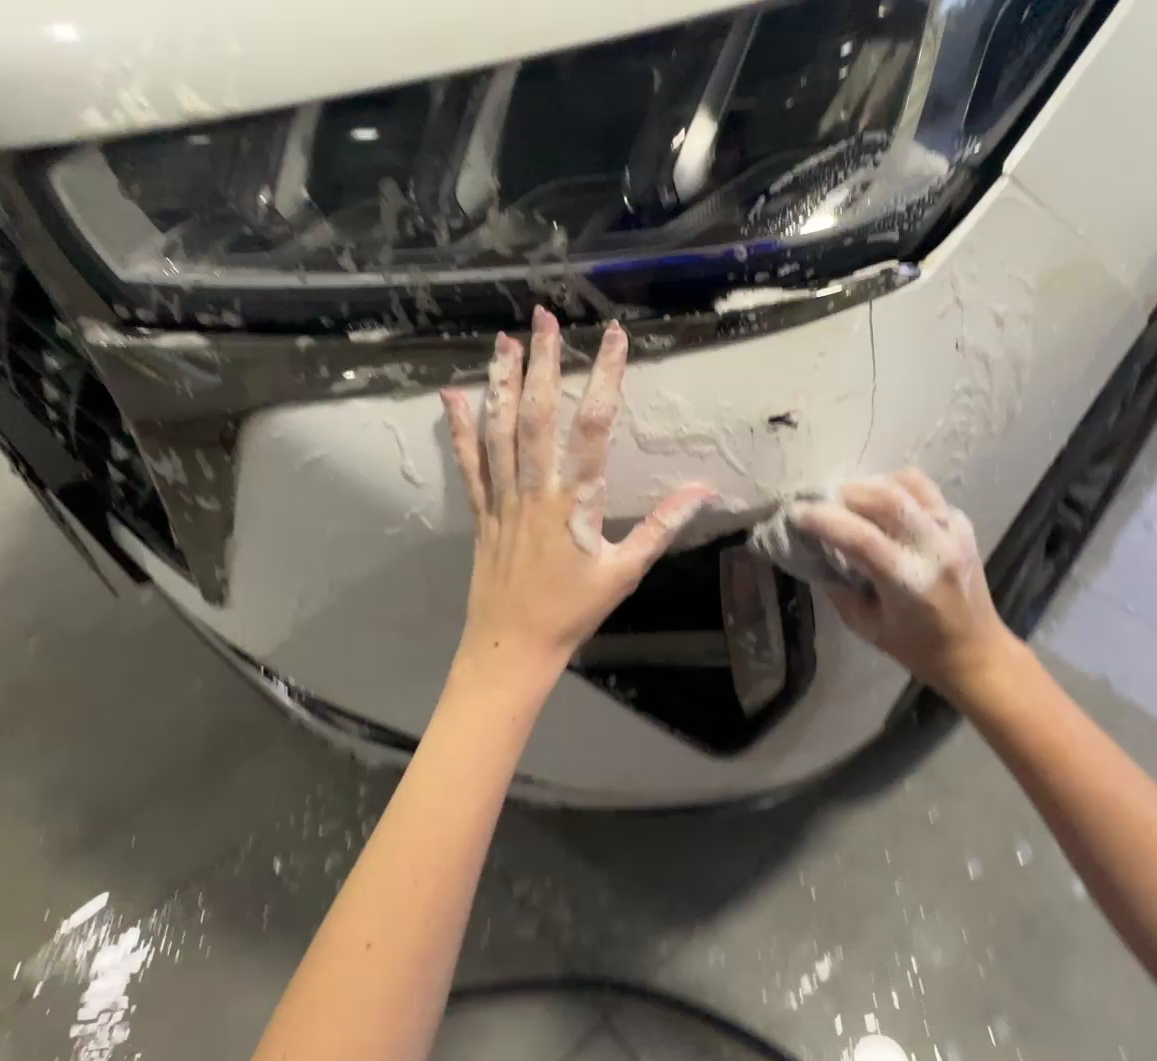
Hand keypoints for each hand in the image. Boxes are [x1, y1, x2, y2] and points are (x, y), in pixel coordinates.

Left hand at [441, 307, 713, 673]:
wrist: (513, 646)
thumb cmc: (574, 612)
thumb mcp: (625, 572)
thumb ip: (661, 527)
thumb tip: (703, 492)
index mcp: (574, 502)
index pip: (593, 427)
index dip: (605, 378)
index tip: (615, 337)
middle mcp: (534, 490)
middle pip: (536, 415)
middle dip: (542, 362)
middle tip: (544, 317)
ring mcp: (502, 499)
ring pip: (499, 431)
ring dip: (501, 382)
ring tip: (503, 339)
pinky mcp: (481, 512)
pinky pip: (469, 464)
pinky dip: (460, 428)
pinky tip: (452, 395)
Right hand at [794, 470, 1021, 695]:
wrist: (976, 651)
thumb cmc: (917, 647)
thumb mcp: (866, 626)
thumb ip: (838, 586)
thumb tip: (815, 550)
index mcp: (909, 582)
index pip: (861, 537)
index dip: (824, 520)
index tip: (796, 514)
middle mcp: (934, 549)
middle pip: (886, 498)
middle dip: (845, 493)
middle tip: (820, 501)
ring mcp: (952, 530)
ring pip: (907, 483)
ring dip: (870, 484)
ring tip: (849, 500)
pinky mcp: (960, 522)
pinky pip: (923, 490)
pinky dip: (894, 490)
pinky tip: (881, 508)